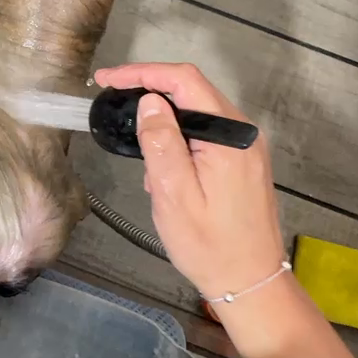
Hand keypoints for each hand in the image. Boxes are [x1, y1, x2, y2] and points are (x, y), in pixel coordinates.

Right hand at [93, 63, 286, 303]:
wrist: (251, 285)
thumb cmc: (209, 244)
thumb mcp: (174, 194)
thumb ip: (161, 142)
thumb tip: (149, 101)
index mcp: (230, 136)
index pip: (184, 81)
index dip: (142, 73)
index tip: (107, 79)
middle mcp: (243, 133)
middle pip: (192, 90)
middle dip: (149, 90)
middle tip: (112, 100)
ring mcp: (246, 147)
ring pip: (197, 111)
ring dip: (163, 120)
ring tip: (135, 145)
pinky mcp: (242, 161)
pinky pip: (205, 133)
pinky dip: (178, 137)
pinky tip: (161, 166)